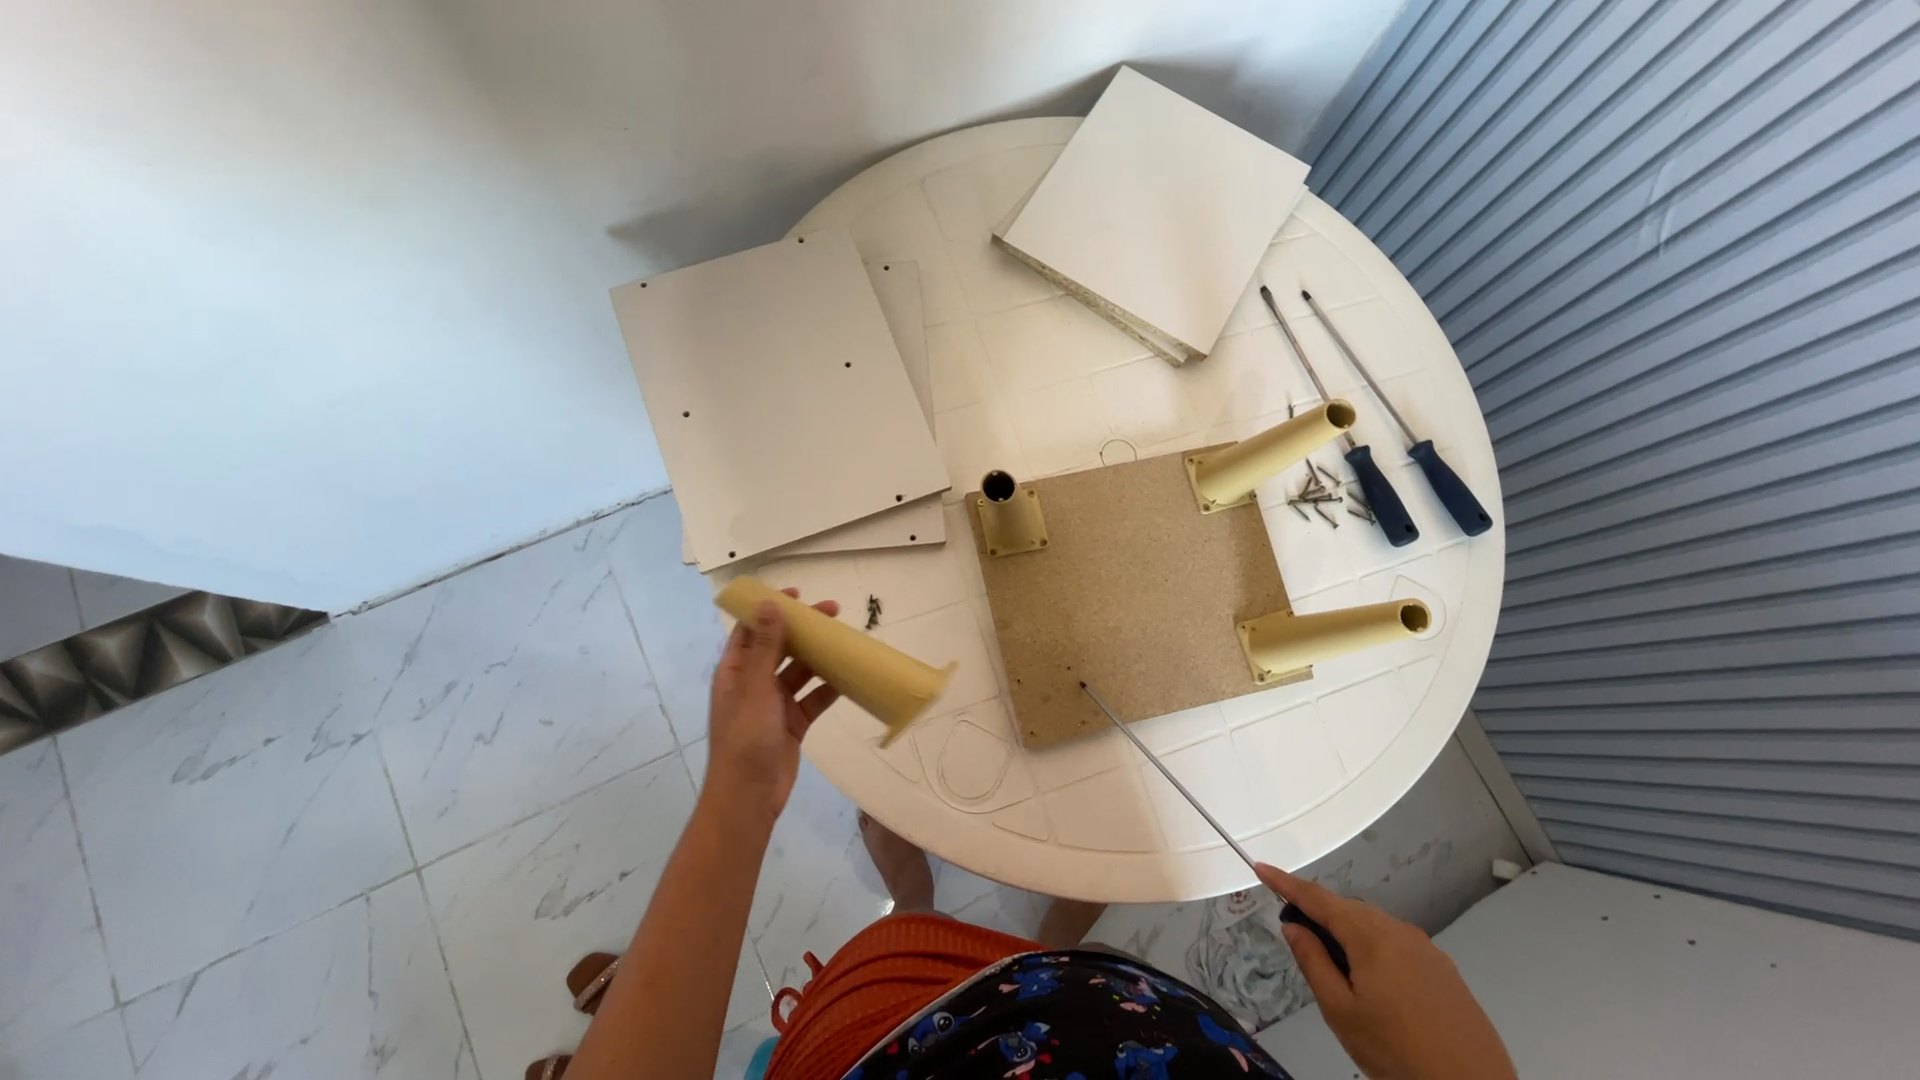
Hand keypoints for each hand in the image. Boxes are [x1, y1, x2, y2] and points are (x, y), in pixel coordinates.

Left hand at [705, 591, 841, 818]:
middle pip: (779, 648)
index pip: (751, 631)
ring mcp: (773, 705)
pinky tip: (849, 677)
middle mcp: (753, 684)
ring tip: (845, 641)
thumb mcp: (755, 687)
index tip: (797, 595)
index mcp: (734, 672)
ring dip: (819, 657)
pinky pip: (813, 699)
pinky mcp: (792, 724)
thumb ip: (765, 646)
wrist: (749, 796)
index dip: (771, 610)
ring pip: (799, 672)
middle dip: (803, 630)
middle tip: (833, 612)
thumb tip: (770, 604)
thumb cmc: (745, 738)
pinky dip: (829, 688)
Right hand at [1258, 863, 1515, 1079]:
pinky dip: (1374, 951)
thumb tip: (1293, 927)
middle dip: (1320, 916)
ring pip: (1373, 927)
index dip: (1287, 883)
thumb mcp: (1340, 1011)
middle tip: (1301, 944)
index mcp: (1370, 936)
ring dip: (1348, 936)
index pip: (1318, 898)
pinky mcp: (1444, 970)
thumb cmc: (1396, 1051)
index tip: (1261, 868)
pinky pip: (1397, 945)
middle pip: (1348, 910)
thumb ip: (1313, 962)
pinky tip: (1377, 988)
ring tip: (1340, 977)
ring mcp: (1427, 949)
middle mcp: (1399, 931)